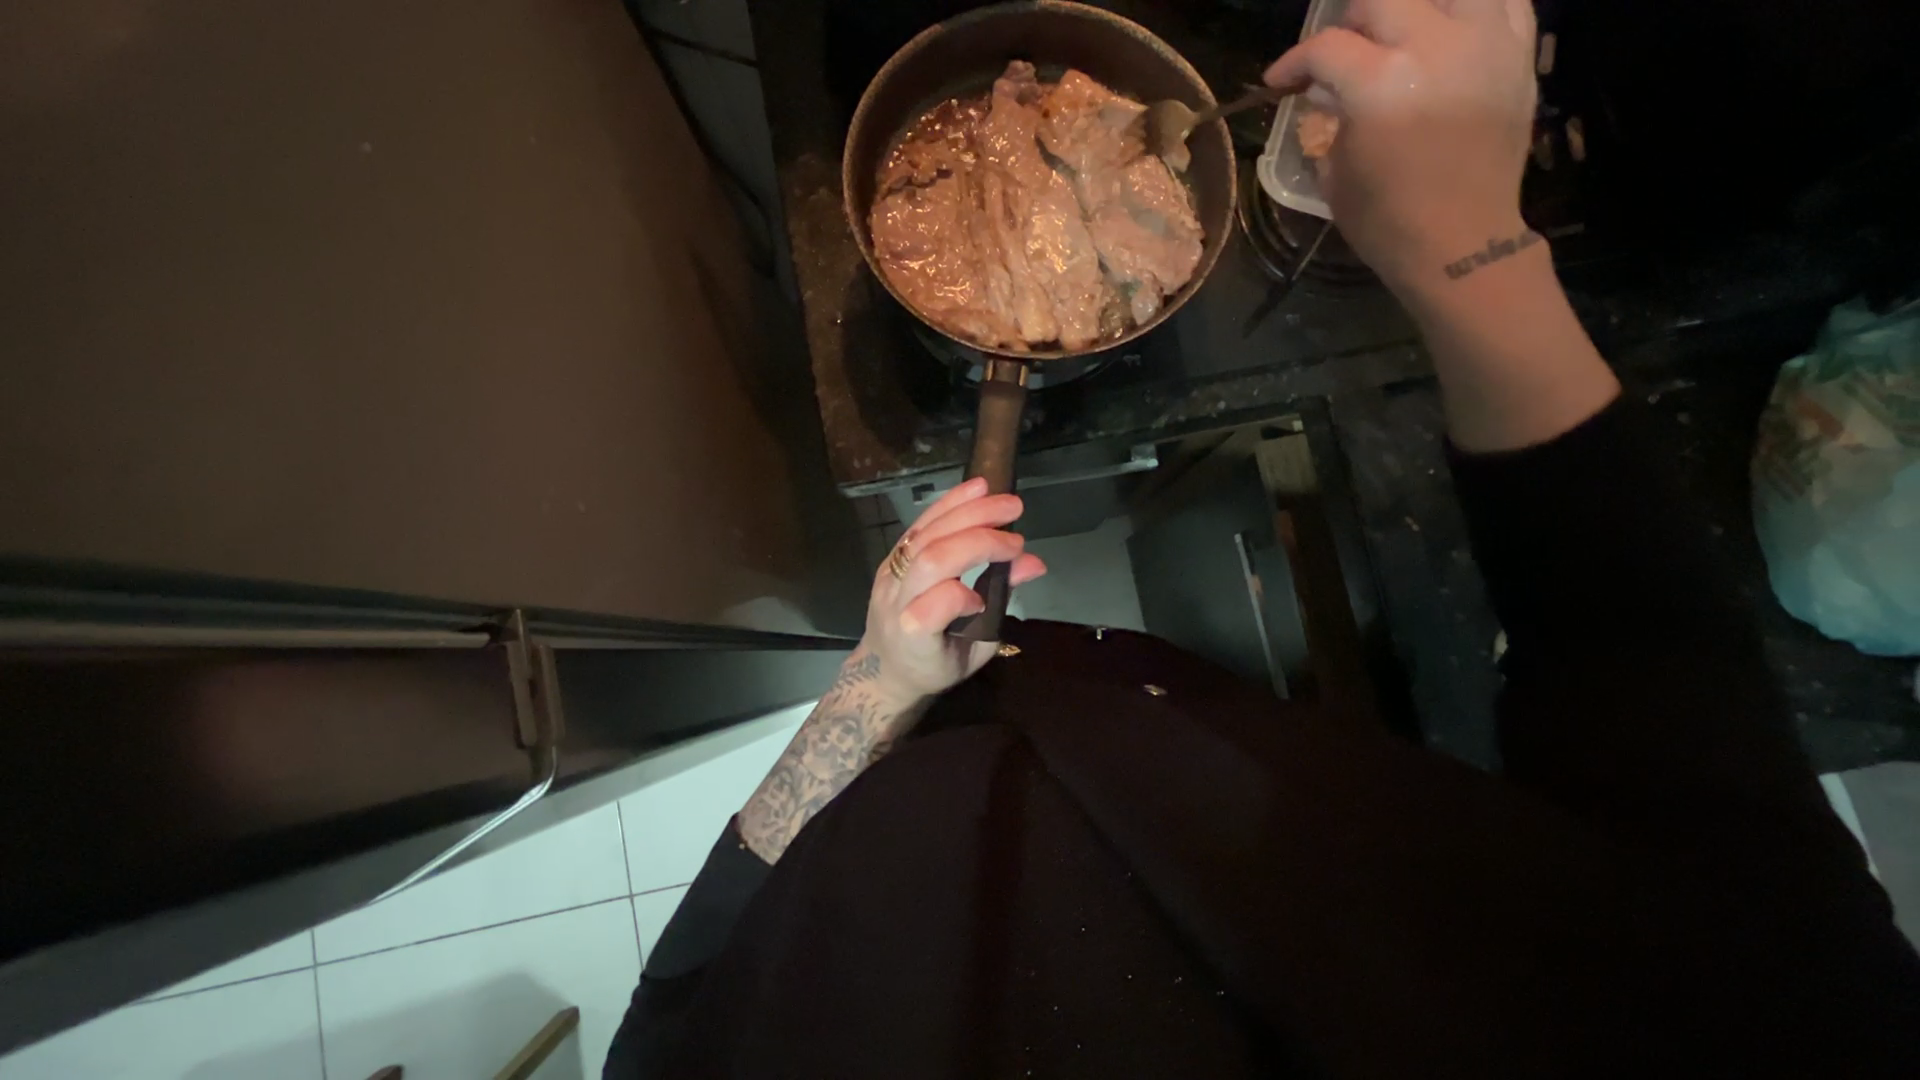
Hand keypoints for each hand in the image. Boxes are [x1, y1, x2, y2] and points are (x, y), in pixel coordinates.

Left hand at [862, 477, 1046, 704]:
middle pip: (933, 558)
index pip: (937, 603)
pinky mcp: (890, 558)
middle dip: (979, 536)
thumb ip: (1000, 607)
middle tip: (1017, 522)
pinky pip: (919, 526)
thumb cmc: (936, 666)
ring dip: (967, 511)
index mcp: (914, 636)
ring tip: (1003, 499)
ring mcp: (889, 576)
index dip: (965, 593)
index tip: (986, 598)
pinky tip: (977, 490)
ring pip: (925, 536)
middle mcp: (896, 600)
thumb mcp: (975, 651)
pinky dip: (949, 505)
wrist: (885, 666)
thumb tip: (1033, 563)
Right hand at [1265, 0, 1538, 291]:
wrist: (1460, 242)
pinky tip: (1449, 31)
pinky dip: (1469, 8)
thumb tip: (1327, 93)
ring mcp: (1484, 43)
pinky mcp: (1518, 53)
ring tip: (1398, 34)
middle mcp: (1434, 46)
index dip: (1294, 62)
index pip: (1325, 47)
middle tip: (1339, 54)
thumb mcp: (1336, 173)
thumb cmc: (1387, 221)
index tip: (1280, 82)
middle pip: (1382, 0)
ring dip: (1411, 8)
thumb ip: (1331, 120)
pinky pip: (1502, 1)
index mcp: (1378, 84)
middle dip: (1349, 24)